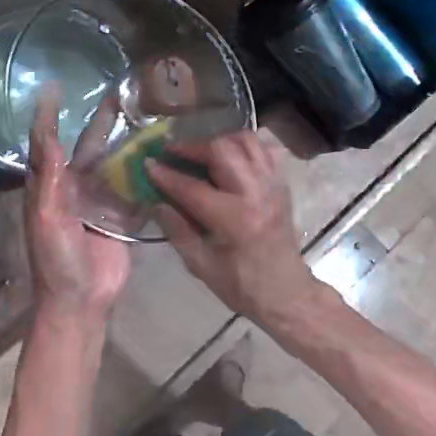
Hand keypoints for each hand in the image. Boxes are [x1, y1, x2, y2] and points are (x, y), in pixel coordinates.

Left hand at [25, 87, 131, 319]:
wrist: (81, 302)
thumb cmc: (57, 262)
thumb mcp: (48, 220)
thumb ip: (51, 180)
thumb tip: (48, 137)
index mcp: (50, 187)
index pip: (46, 144)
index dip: (49, 116)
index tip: (54, 88)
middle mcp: (74, 188)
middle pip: (88, 147)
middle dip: (100, 122)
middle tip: (118, 95)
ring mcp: (100, 203)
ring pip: (115, 165)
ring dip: (128, 143)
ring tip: (147, 117)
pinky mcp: (122, 217)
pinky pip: (135, 190)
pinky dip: (147, 173)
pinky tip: (163, 154)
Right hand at [147, 132, 321, 322]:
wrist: (287, 293)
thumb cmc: (241, 285)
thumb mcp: (201, 265)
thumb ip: (177, 230)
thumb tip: (155, 202)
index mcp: (235, 219)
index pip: (193, 187)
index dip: (167, 175)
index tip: (148, 164)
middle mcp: (256, 195)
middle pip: (223, 150)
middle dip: (193, 147)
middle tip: (173, 153)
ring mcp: (273, 186)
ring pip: (246, 142)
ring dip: (219, 141)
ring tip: (201, 152)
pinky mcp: (282, 185)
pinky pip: (264, 150)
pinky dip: (243, 146)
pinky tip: (228, 157)